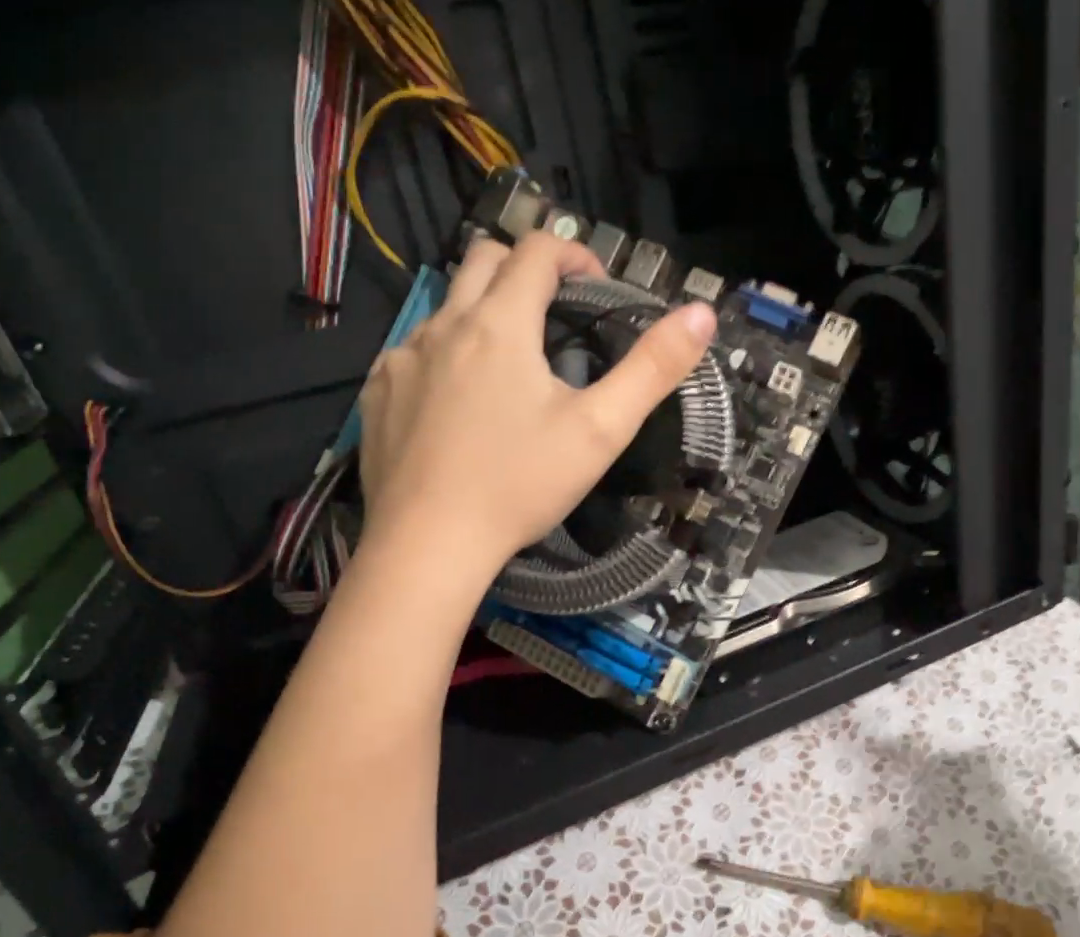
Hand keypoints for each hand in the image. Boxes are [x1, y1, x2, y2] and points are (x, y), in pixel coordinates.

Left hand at [356, 233, 717, 571]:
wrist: (428, 543)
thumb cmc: (520, 485)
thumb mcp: (601, 431)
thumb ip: (652, 369)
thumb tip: (701, 313)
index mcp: (501, 324)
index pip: (537, 249)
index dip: (574, 253)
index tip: (596, 287)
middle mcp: (444, 323)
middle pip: (483, 257)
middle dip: (524, 268)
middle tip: (555, 312)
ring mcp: (403, 356)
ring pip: (446, 304)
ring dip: (483, 311)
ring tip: (511, 365)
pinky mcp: (379, 391)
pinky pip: (414, 349)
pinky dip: (445, 354)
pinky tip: (460, 404)